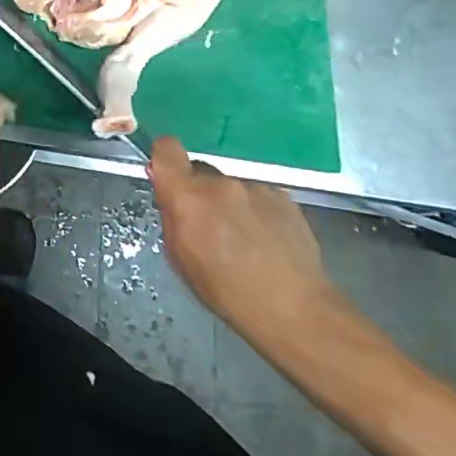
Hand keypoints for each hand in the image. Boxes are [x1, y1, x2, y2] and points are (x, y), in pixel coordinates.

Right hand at [146, 135, 333, 337]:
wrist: (291, 305)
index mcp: (190, 198)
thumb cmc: (226, 291)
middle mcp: (222, 183)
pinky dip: (257, 212)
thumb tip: (167, 191)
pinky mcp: (282, 195)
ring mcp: (255, 186)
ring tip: (245, 242)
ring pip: (232, 188)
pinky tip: (267, 241)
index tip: (168, 176)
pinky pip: (259, 196)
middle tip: (211, 228)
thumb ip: (171, 217)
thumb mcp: (181, 260)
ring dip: (231, 205)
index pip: (167, 149)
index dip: (165, 158)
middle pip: (202, 174)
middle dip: (201, 194)